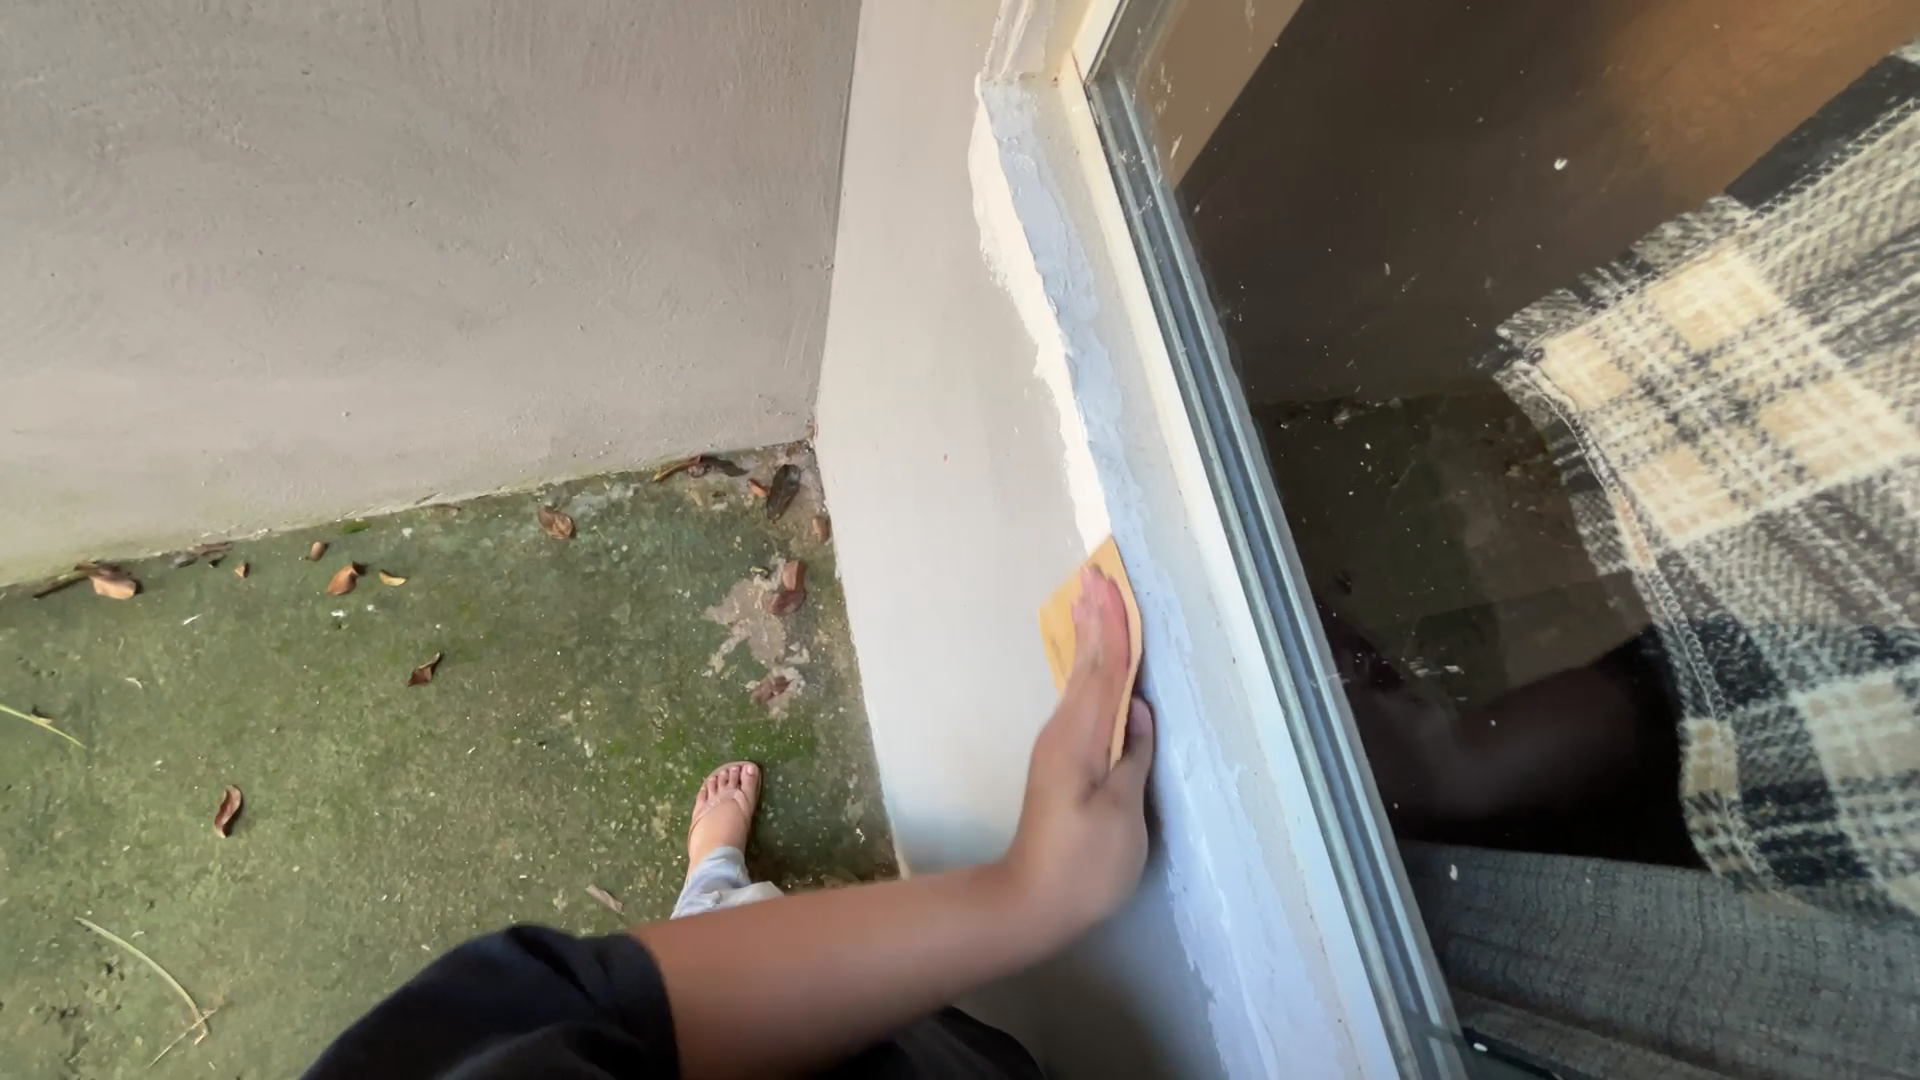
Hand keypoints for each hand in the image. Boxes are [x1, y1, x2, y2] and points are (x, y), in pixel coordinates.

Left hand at [1000, 567, 1154, 941]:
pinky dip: (1086, 668)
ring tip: (1089, 598)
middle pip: (1086, 663)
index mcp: (1081, 738)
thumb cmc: (1084, 864)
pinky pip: (1079, 698)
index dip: (1111, 627)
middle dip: (1093, 617)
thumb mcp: (1120, 815)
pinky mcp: (1061, 757)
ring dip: (1087, 636)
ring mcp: (1059, 742)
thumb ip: (1132, 755)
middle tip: (1093, 573)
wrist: (1033, 899)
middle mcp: (1065, 730)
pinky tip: (1088, 659)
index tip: (1108, 585)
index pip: (1105, 671)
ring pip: (1079, 677)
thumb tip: (1138, 707)